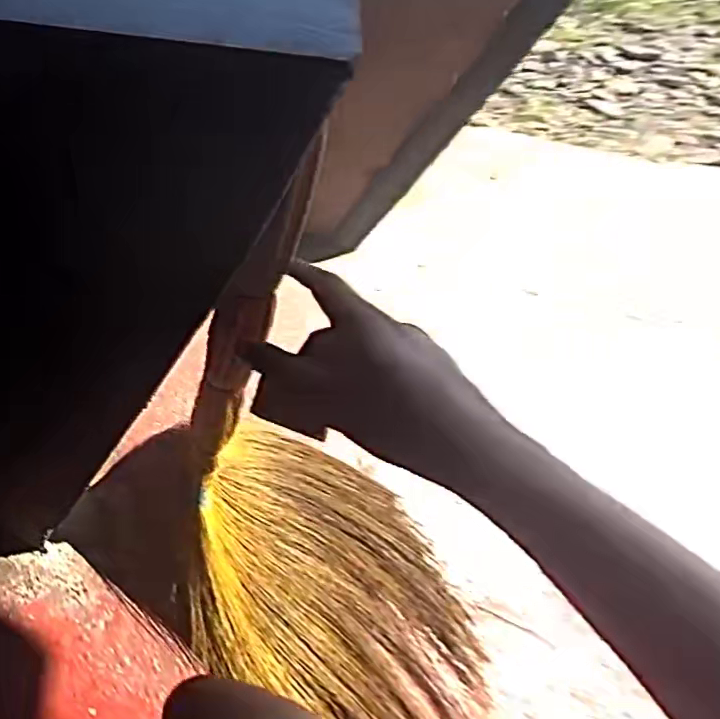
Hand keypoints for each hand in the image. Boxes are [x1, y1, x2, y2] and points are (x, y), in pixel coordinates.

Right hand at [241, 262, 525, 493]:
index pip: (324, 284)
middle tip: (297, 384)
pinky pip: (388, 370)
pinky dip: (368, 386)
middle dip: (313, 353)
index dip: (299, 271)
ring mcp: (422, 350)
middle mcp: (394, 327)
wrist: (475, 453)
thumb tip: (244, 345)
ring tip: (333, 410)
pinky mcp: (441, 375)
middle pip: (338, 329)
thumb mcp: (315, 390)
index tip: (280, 265)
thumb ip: (274, 365)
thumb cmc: (389, 413)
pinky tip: (370, 418)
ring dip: (340, 374)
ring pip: (362, 353)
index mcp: (363, 321)